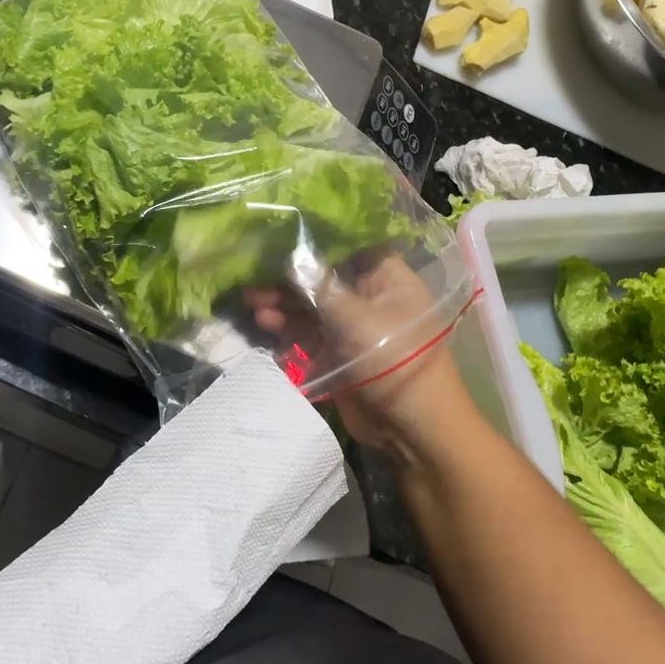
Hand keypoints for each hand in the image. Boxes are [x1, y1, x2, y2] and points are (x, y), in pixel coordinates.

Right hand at [245, 253, 479, 453]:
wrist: (412, 428)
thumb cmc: (395, 360)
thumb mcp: (356, 318)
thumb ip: (320, 286)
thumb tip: (291, 256)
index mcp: (387, 279)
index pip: (348, 247)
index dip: (315, 241)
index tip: (278, 235)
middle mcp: (370, 298)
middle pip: (323, 278)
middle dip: (289, 278)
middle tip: (252, 275)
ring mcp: (353, 327)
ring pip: (312, 308)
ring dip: (283, 304)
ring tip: (252, 302)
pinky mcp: (339, 354)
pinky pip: (309, 335)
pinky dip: (288, 329)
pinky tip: (264, 323)